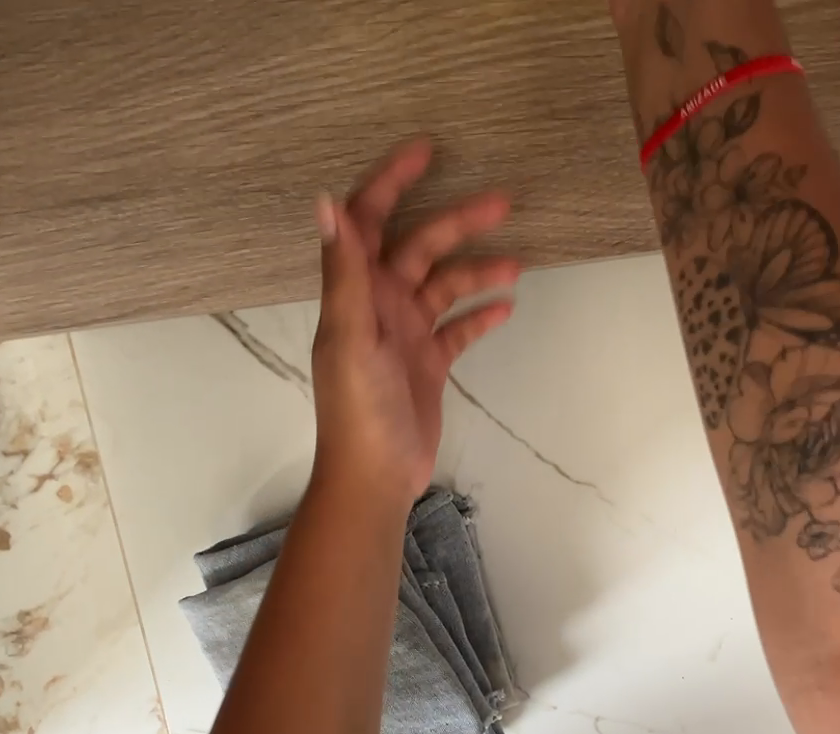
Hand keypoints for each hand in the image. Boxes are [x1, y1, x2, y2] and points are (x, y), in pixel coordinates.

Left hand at [309, 140, 518, 506]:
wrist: (376, 475)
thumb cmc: (358, 409)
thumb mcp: (350, 338)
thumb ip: (344, 273)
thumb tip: (325, 202)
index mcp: (356, 293)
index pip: (368, 221)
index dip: (391, 182)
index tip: (427, 151)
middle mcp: (379, 305)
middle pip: (419, 248)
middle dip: (457, 222)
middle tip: (502, 201)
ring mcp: (406, 335)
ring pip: (445, 287)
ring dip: (477, 272)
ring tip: (515, 267)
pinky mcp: (428, 363)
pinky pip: (457, 329)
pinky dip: (479, 316)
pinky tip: (506, 308)